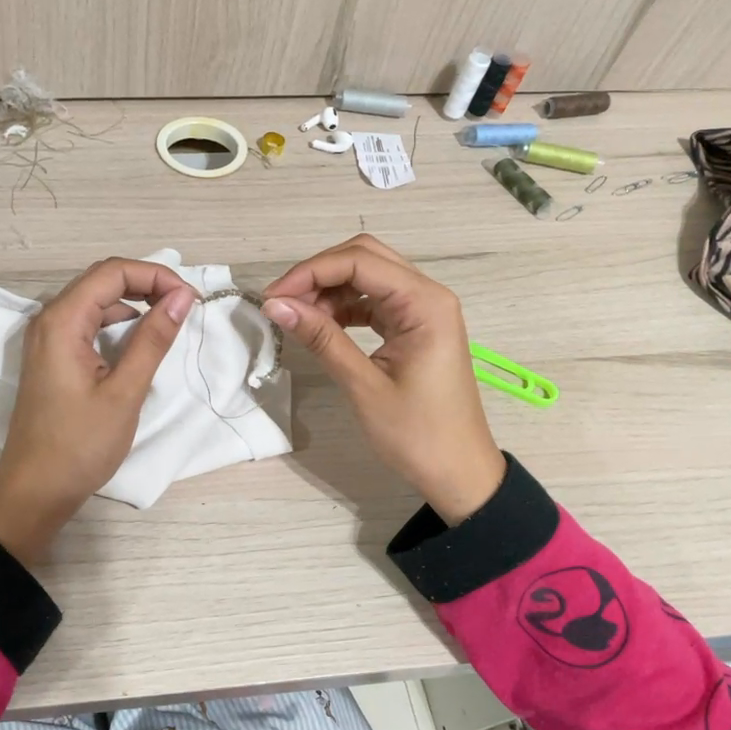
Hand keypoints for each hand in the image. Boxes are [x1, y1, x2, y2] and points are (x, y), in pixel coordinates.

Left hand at [0, 258, 194, 560]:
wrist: (33, 491)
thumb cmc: (80, 445)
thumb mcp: (125, 392)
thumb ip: (153, 340)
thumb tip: (181, 297)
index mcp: (62, 321)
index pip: (112, 272)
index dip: (156, 275)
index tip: (191, 299)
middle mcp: (48, 319)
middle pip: (102, 280)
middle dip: (147, 284)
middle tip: (185, 307)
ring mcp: (46, 339)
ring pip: (95, 301)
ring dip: (134, 303)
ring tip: (170, 322)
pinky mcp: (51, 357)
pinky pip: (87, 324)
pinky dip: (117, 324)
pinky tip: (141, 342)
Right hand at [260, 235, 505, 523]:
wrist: (458, 472)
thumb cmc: (417, 434)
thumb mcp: (363, 386)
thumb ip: (321, 338)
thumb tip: (275, 306)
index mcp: (424, 303)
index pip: (359, 262)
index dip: (310, 272)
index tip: (272, 298)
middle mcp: (427, 295)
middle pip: (364, 257)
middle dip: (318, 273)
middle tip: (280, 302)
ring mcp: (422, 310)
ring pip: (366, 276)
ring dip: (328, 288)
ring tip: (295, 316)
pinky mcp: (413, 327)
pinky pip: (372, 300)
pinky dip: (342, 306)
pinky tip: (318, 324)